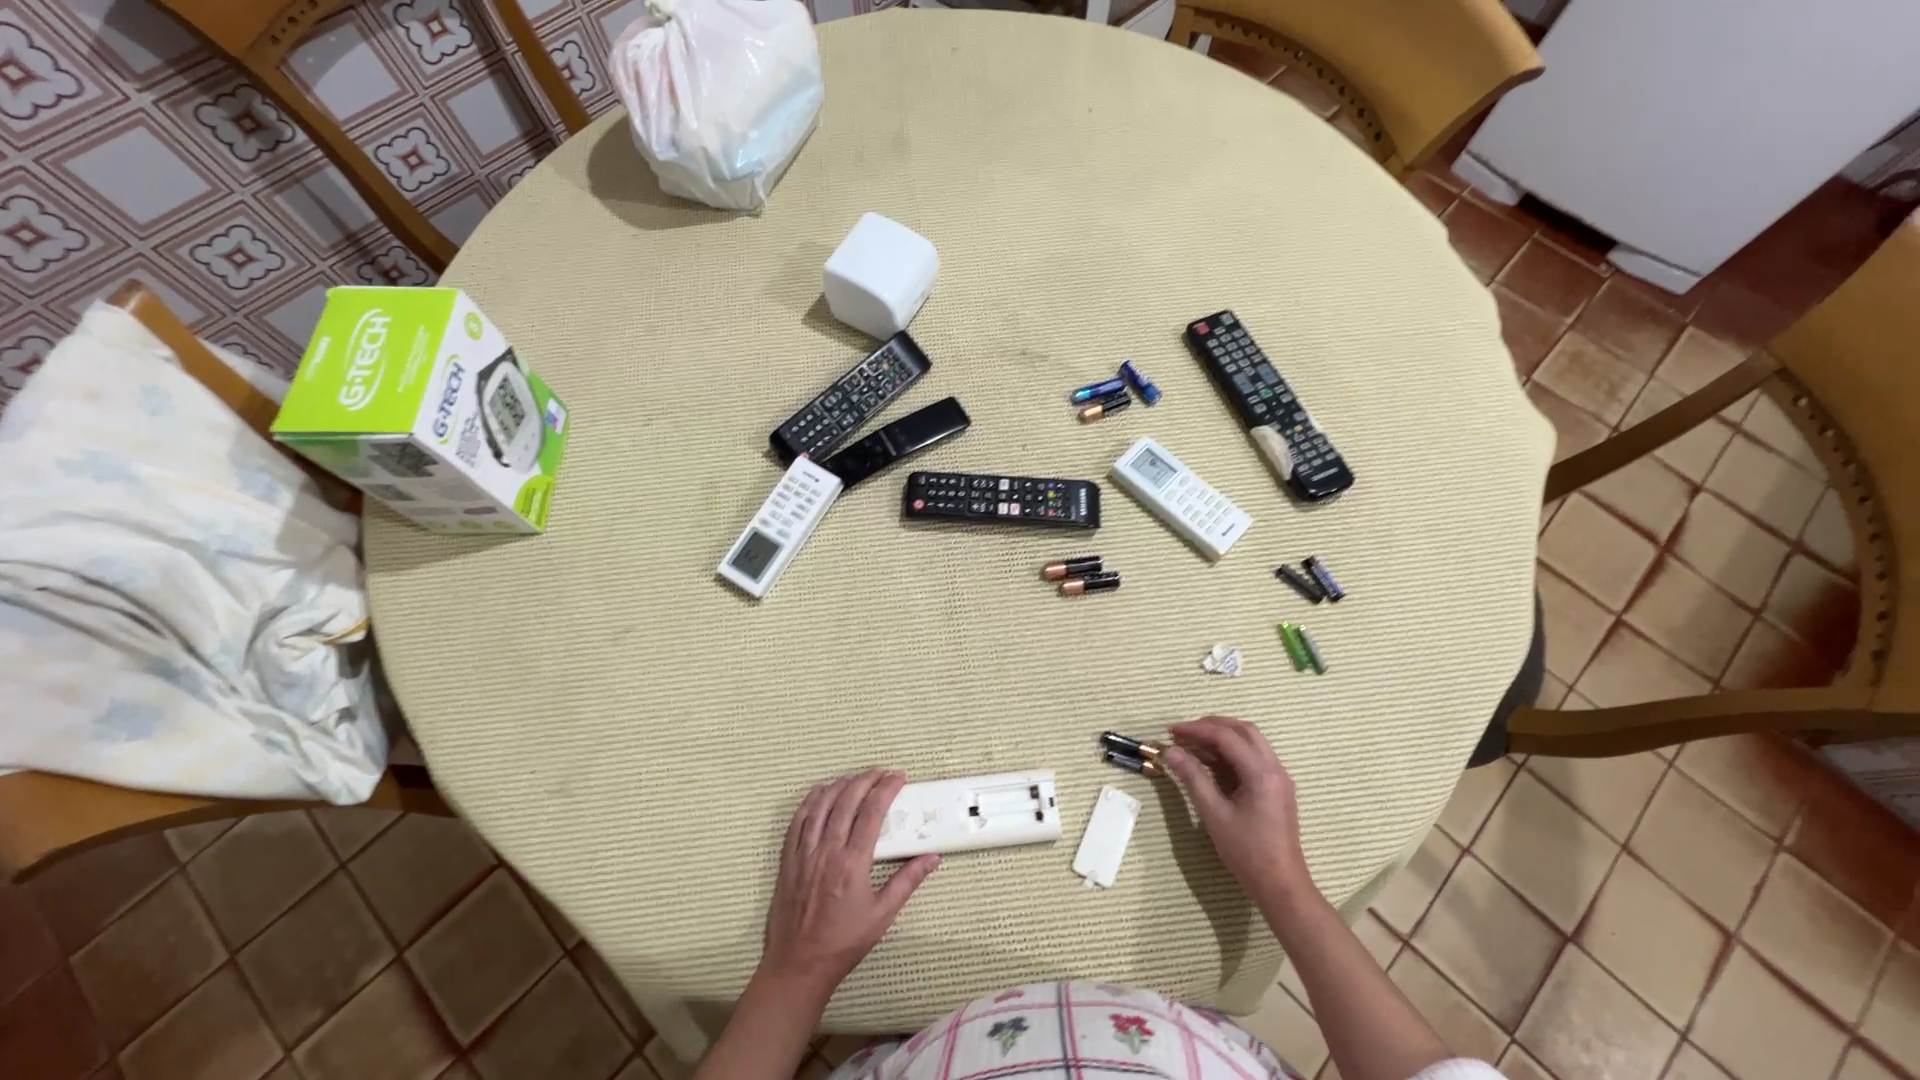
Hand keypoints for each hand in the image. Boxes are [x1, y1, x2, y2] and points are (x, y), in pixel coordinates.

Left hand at [761, 770, 939, 997]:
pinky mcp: (789, 861)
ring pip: (820, 806)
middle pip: (846, 801)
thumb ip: (907, 881)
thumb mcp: (882, 915)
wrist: (800, 964)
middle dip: (865, 780)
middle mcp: (827, 852)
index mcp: (853, 863)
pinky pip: (797, 822)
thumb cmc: (843, 943)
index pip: (872, 812)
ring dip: (838, 786)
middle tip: (880, 773)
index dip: (886, 789)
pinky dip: (809, 802)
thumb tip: (930, 858)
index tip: (898, 778)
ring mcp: (804, 854)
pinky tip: (819, 793)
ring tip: (853, 777)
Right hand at [1162, 716, 1311, 902]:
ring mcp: (1279, 778)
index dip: (1197, 730)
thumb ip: (1193, 778)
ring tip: (1192, 745)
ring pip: (1251, 742)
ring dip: (1222, 737)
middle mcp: (1275, 769)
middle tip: (1184, 732)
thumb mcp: (1214, 814)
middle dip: (1212, 726)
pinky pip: (1254, 758)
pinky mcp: (1276, 789)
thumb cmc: (1246, 851)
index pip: (1227, 737)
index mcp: (1261, 773)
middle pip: (1244, 731)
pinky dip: (1231, 753)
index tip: (1171, 732)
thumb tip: (1172, 752)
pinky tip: (1210, 762)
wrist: (1280, 884)